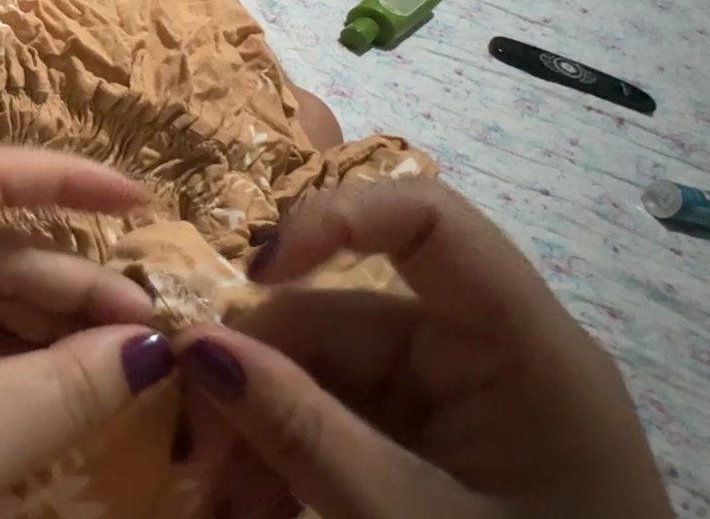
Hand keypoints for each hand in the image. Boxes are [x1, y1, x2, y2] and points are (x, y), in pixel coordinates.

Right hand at [171, 178, 673, 518]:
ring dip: (250, 419)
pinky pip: (319, 409)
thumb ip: (302, 431)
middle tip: (193, 442)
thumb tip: (191, 342)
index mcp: (518, 347)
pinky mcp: (411, 432)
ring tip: (214, 486)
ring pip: (308, 365)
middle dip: (250, 370)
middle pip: (331, 310)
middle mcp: (471, 349)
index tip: (251, 273)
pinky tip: (245, 493)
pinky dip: (275, 445)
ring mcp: (437, 392)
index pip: (427, 220)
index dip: (332, 218)